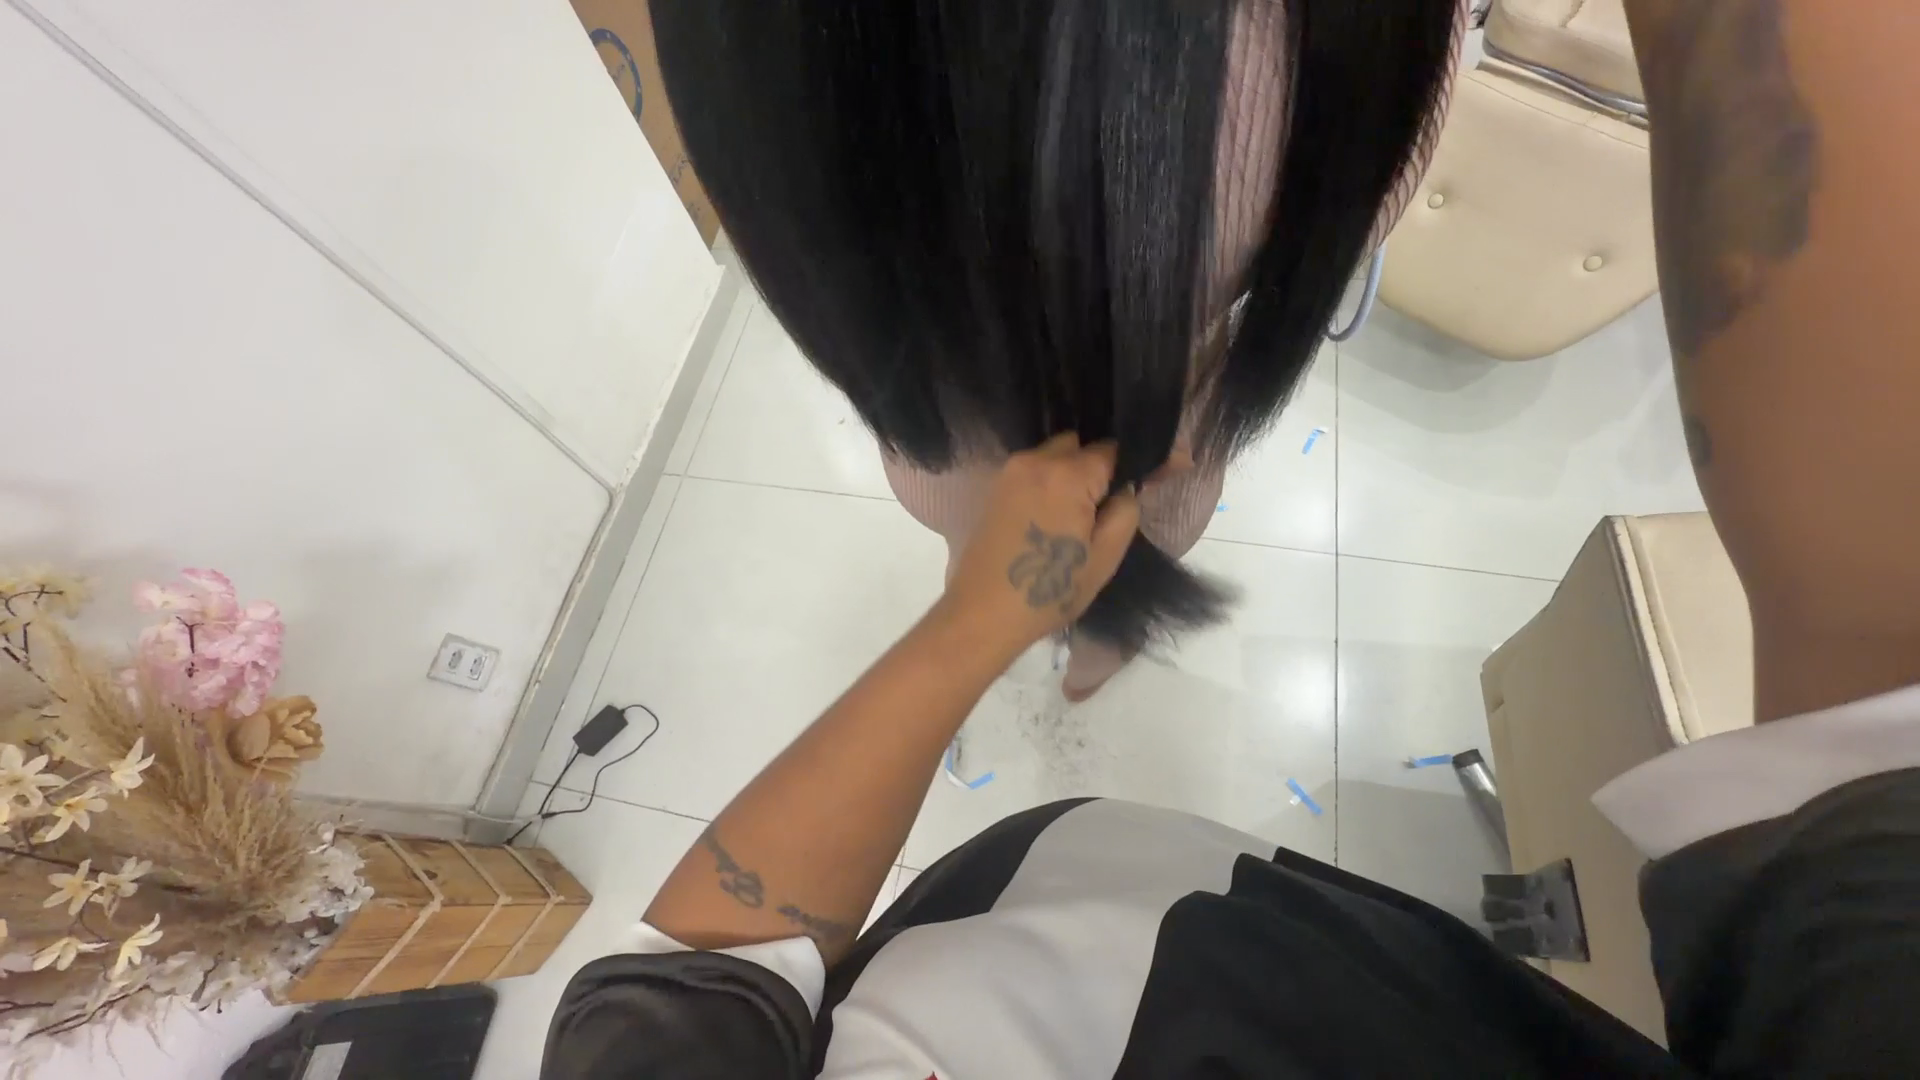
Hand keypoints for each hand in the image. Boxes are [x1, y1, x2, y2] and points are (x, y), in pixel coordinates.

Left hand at [931, 434, 1141, 661]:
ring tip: (1087, 512)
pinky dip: (1053, 482)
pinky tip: (1059, 515)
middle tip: (1116, 501)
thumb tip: (1130, 484)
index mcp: (1066, 475)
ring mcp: (1010, 473)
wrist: (983, 614)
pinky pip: (1035, 471)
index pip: (1114, 449)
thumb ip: (1125, 509)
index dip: (1143, 459)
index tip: (1173, 466)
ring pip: (1056, 456)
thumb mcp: (1104, 557)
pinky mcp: (995, 489)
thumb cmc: (1050, 591)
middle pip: (1081, 446)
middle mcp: (1035, 461)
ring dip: (1075, 473)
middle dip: (1103, 465)